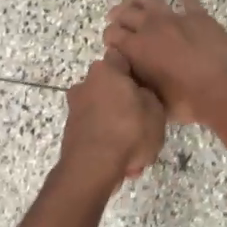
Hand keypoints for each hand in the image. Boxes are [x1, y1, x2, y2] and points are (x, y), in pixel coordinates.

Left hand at [60, 48, 165, 189]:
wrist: (93, 167)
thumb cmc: (129, 130)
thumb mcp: (156, 110)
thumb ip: (148, 96)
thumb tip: (140, 95)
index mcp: (105, 70)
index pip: (121, 59)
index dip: (135, 72)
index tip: (146, 87)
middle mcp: (84, 84)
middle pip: (110, 89)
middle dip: (124, 103)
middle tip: (143, 121)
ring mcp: (74, 109)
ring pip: (104, 114)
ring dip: (117, 127)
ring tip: (135, 151)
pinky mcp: (70, 133)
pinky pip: (97, 134)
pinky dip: (107, 144)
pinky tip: (122, 163)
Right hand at [104, 0, 226, 125]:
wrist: (223, 89)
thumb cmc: (187, 101)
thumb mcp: (155, 99)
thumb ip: (140, 83)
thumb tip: (133, 76)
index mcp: (136, 48)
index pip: (112, 33)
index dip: (109, 37)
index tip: (112, 43)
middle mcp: (150, 27)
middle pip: (125, 12)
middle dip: (118, 16)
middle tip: (118, 21)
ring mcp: (174, 17)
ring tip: (139, 2)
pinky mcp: (198, 15)